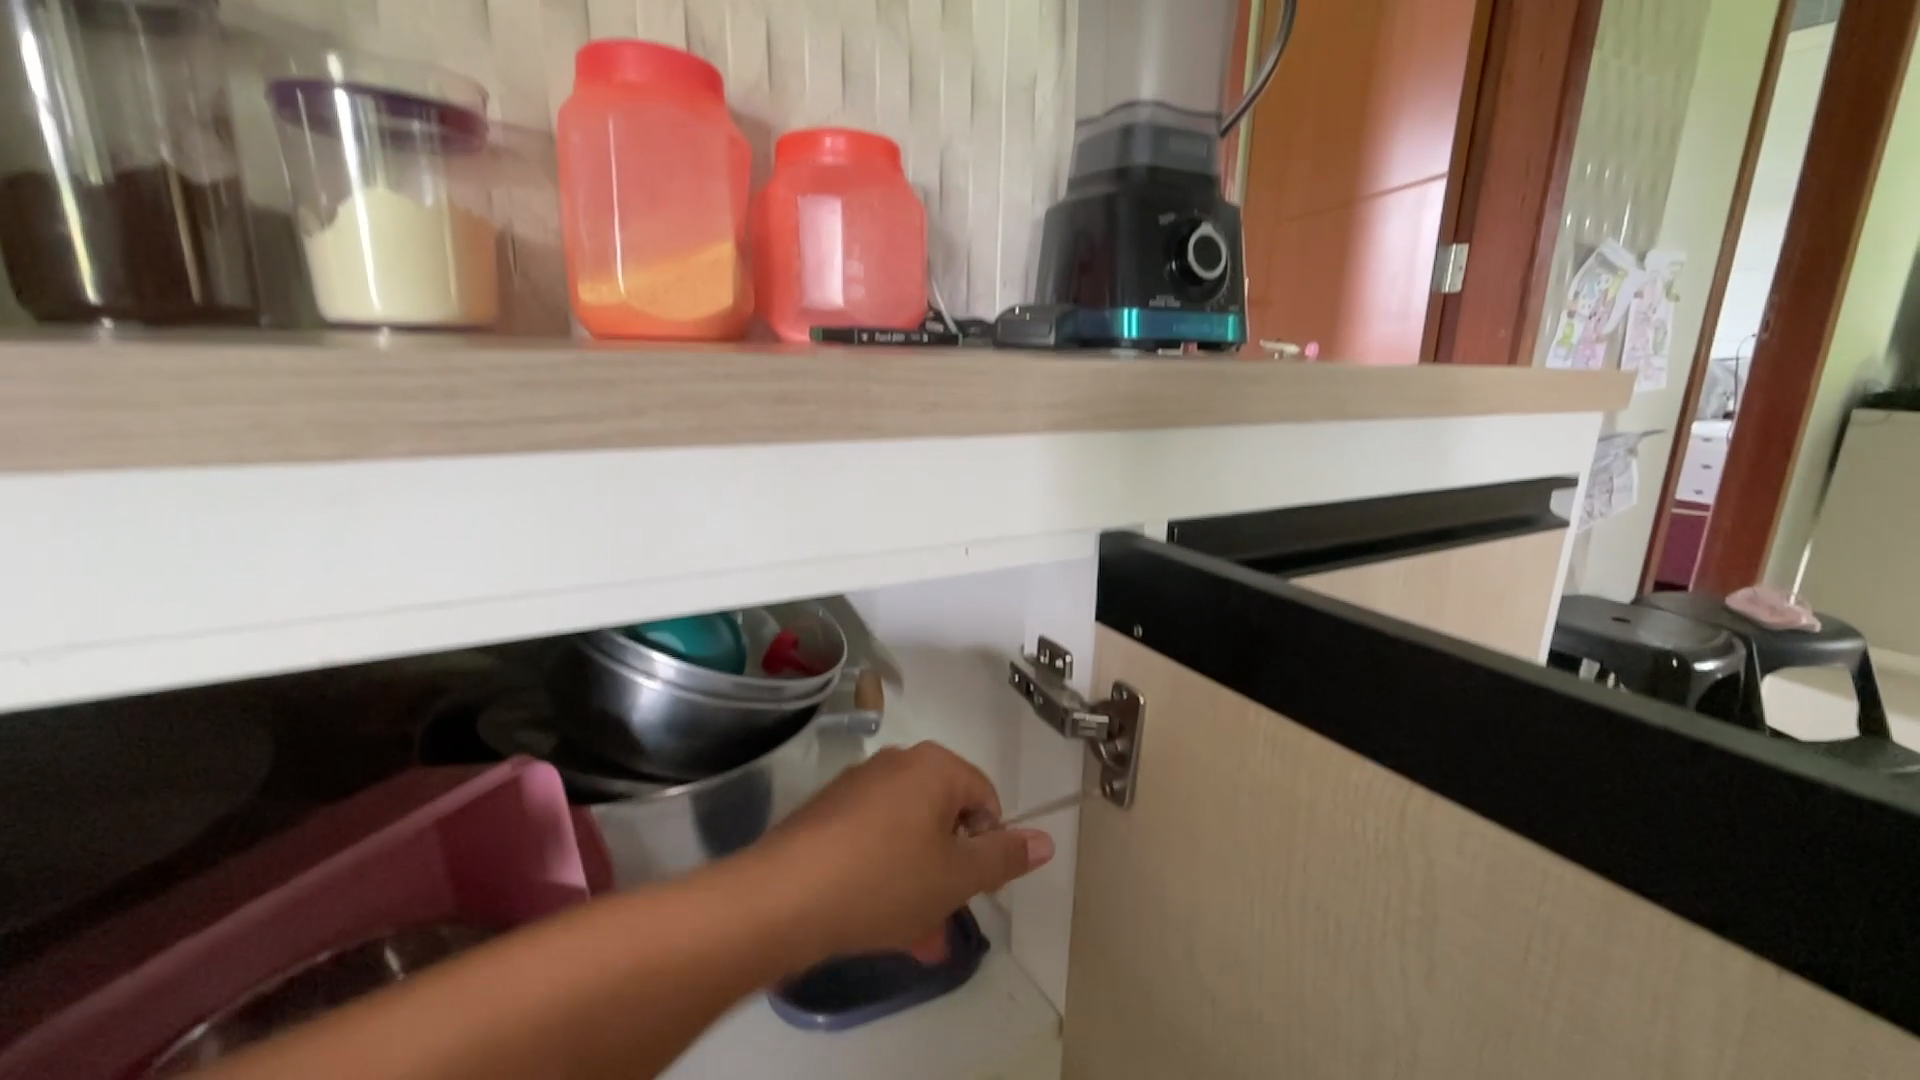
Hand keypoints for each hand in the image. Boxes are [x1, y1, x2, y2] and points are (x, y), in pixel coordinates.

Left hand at [751, 742, 1054, 961]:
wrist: (783, 898)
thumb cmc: (885, 881)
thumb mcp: (957, 878)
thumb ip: (1004, 858)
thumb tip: (1045, 840)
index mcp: (934, 767)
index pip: (985, 799)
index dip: (989, 847)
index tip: (975, 889)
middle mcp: (895, 765)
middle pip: (943, 819)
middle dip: (950, 874)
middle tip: (944, 920)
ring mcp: (855, 789)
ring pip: (907, 839)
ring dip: (919, 885)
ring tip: (914, 937)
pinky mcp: (825, 816)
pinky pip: (872, 845)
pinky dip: (883, 878)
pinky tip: (877, 923)